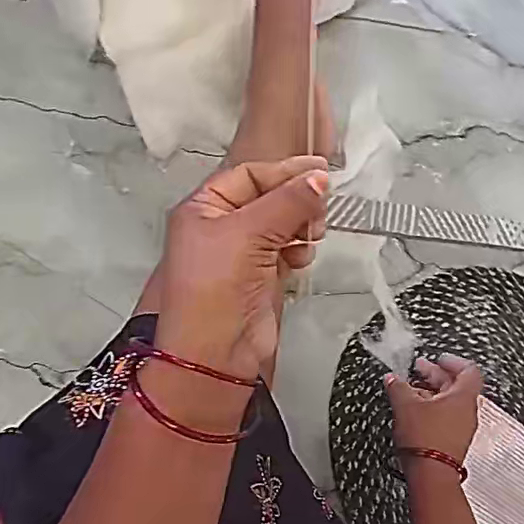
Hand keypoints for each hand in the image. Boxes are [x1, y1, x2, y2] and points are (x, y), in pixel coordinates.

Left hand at [156, 155, 328, 379]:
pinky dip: (299, 249)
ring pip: (283, 223)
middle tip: (317, 209)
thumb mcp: (248, 234)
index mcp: (204, 208)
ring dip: (301, 226)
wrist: (217, 352)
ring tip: (310, 236)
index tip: (319, 171)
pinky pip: (288, 249)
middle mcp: (221, 227)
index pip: (250, 174)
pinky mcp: (261, 275)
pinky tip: (301, 257)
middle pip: (270, 198)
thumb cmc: (212, 294)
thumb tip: (318, 179)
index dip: (284, 171)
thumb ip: (287, 202)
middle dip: (296, 202)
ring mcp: (242, 253)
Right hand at [385, 355, 483, 464]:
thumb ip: (398, 387)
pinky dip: (431, 410)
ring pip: (449, 403)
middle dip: (436, 376)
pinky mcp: (452, 442)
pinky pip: (445, 419)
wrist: (430, 475)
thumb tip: (392, 379)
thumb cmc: (426, 440)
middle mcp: (467, 412)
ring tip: (411, 391)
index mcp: (464, 397)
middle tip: (419, 370)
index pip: (468, 370)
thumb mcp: (405, 405)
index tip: (438, 359)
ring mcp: (461, 428)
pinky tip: (413, 412)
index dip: (452, 361)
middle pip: (456, 386)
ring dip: (431, 393)